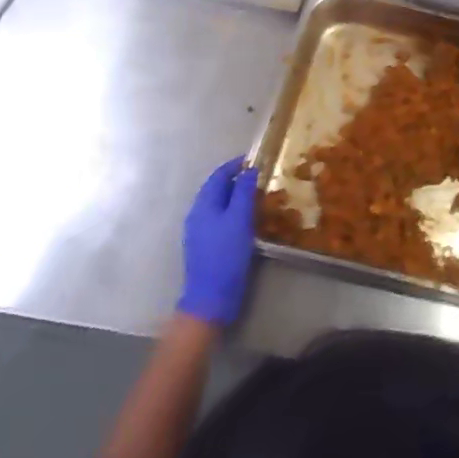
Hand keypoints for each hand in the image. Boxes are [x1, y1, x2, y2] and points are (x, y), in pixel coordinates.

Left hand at [177, 158, 259, 325]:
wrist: (211, 297)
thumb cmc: (226, 256)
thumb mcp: (239, 220)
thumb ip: (244, 193)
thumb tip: (250, 170)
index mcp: (203, 204)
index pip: (219, 175)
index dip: (236, 165)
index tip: (256, 159)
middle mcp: (197, 214)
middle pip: (217, 189)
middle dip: (237, 180)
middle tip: (260, 178)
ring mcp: (199, 231)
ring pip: (218, 205)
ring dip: (236, 197)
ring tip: (257, 197)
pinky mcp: (205, 245)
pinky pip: (220, 220)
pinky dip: (233, 213)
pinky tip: (247, 221)